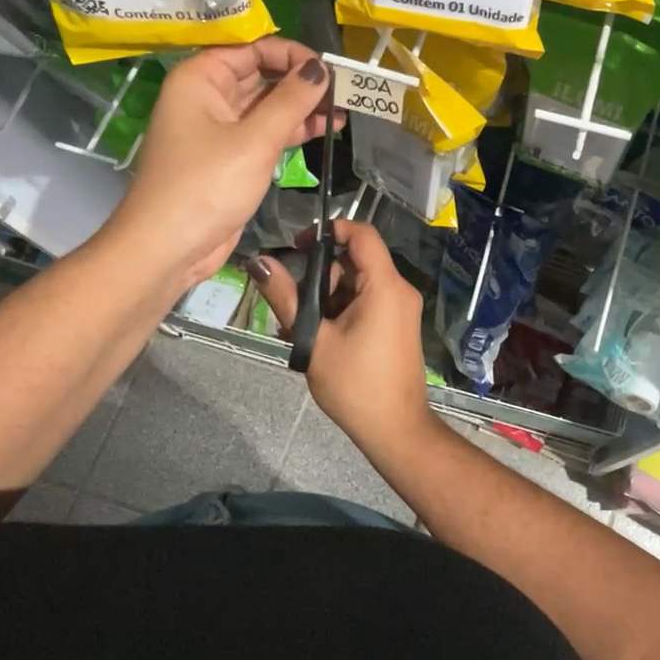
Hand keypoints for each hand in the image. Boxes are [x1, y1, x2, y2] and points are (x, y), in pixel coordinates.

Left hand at [102, 39, 337, 288]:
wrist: (170, 246)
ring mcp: (219, 128)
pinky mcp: (231, 156)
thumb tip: (321, 69)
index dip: (292, 54)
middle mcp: (207, 96)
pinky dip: (293, 129)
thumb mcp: (255, 140)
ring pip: (267, 105)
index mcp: (201, 79)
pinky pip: (266, 131)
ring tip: (342, 112)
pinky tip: (324, 130)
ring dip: (303, 107)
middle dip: (302, 81)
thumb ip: (292, 101)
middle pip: (261, 74)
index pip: (252, 48)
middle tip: (344, 91)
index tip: (329, 69)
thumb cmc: (207, 186)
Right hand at [251, 220, 438, 443]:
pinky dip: (339, 313)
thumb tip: (259, 262)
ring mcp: (400, 310)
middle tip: (289, 306)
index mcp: (385, 286)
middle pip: (354, 262)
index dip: (329, 230)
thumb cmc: (355, 384)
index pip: (362, 234)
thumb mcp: (314, 340)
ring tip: (295, 330)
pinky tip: (314, 340)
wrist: (395, 428)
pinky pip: (365, 304)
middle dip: (318, 277)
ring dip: (324, 300)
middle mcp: (398, 291)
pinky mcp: (396, 327)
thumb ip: (286, 297)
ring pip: (356, 286)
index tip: (297, 246)